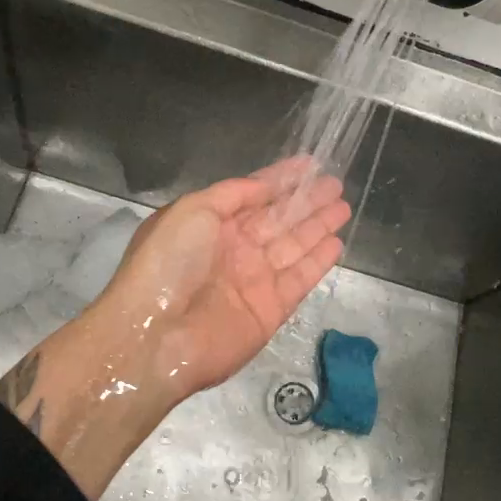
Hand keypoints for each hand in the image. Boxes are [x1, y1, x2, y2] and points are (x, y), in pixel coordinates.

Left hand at [95, 156, 349, 396]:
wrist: (156, 336)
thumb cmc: (167, 264)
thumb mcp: (192, 210)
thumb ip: (232, 195)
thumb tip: (265, 188)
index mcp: (210, 224)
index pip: (253, 195)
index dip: (281, 180)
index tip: (311, 164)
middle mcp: (234, 250)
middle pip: (278, 220)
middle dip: (306, 201)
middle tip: (335, 184)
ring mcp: (253, 280)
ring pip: (293, 246)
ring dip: (318, 226)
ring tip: (344, 206)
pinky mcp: (270, 310)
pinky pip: (299, 279)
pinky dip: (318, 261)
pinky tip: (337, 243)